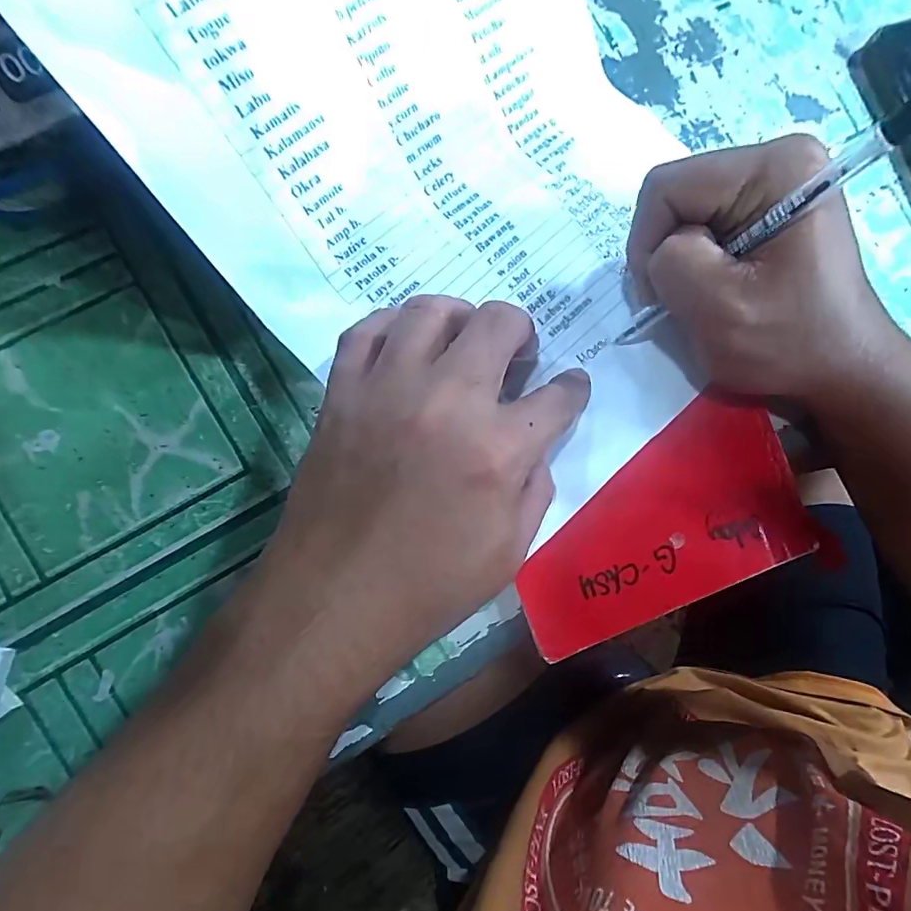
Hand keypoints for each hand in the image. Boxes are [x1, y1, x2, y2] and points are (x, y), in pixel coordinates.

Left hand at [253, 296, 589, 664]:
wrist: (336, 599)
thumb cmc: (431, 587)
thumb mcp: (511, 551)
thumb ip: (535, 489)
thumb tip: (534, 449)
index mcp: (499, 449)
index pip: (557, 395)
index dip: (573, 389)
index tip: (571, 389)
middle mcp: (448, 401)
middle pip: (498, 325)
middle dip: (524, 333)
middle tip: (519, 356)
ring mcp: (389, 389)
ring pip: (431, 312)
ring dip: (461, 318)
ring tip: (465, 340)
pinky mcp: (343, 393)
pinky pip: (367, 331)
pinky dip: (394, 326)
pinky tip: (406, 344)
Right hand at [630, 134, 910, 404]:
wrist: (846, 372)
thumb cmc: (791, 346)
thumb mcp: (720, 310)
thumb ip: (673, 265)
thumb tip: (661, 254)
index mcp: (775, 168)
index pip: (667, 188)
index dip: (647, 244)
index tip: (659, 299)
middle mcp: (781, 160)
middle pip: (681, 197)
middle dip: (670, 254)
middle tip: (685, 305)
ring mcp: (780, 186)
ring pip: (693, 217)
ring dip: (688, 266)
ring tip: (709, 304)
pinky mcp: (776, 212)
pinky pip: (714, 231)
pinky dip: (706, 268)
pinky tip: (725, 295)